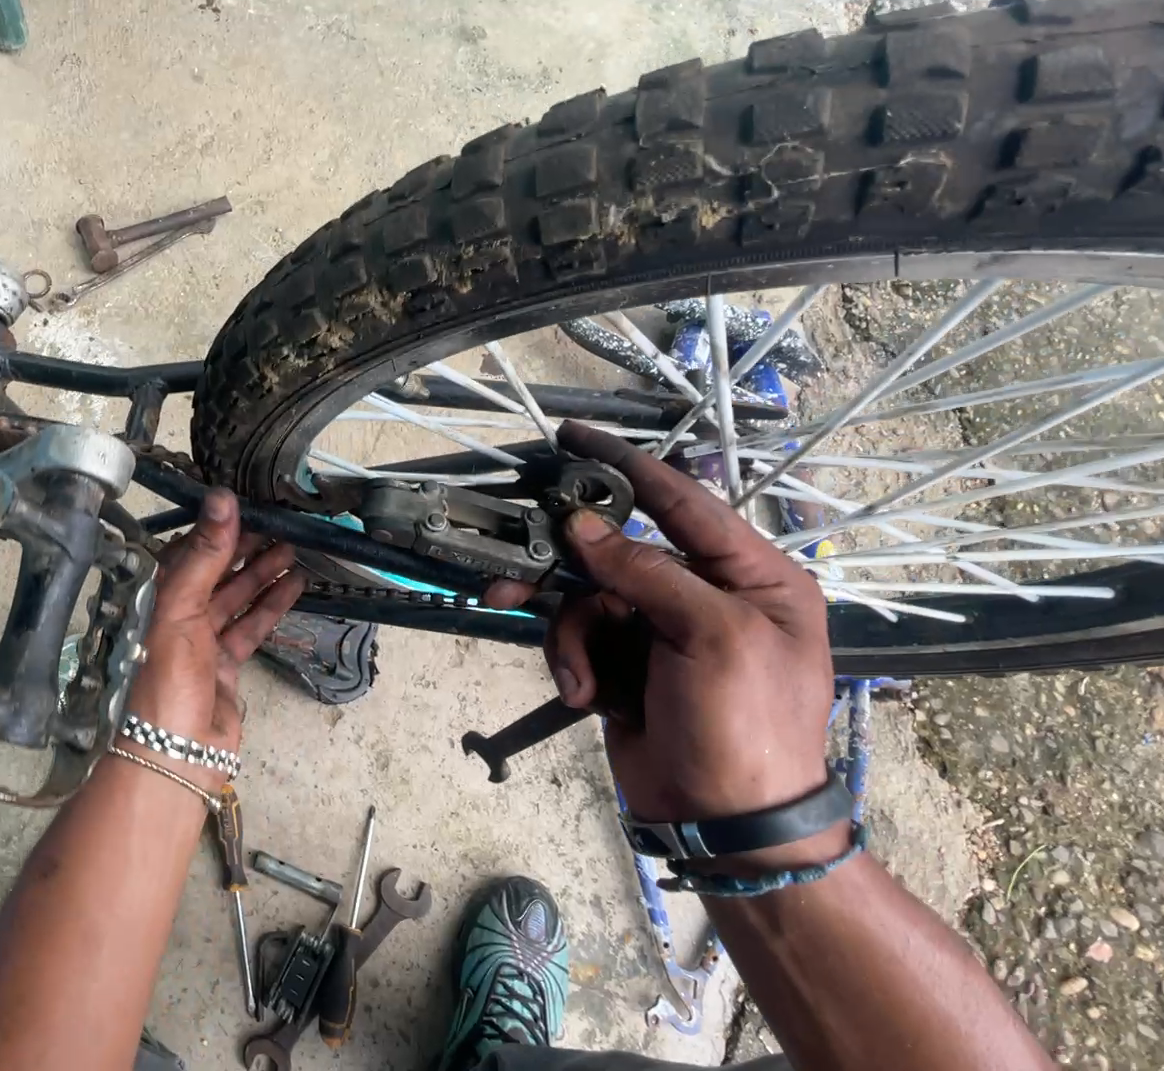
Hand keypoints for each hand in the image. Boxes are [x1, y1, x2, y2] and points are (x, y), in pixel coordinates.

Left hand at [125, 488, 305, 780]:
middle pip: (215, 572)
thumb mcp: (180, 609)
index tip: (250, 504)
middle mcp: (175, 615)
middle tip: (281, 524)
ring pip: (235, 597)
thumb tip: (222, 499)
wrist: (173, 754)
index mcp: (155, 597)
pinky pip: (250, 627)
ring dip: (262, 573)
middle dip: (246, 548)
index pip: (188, 551)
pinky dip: (270, 606)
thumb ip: (205, 556)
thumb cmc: (164, 679)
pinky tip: (293, 585)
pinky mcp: (225, 665)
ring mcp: (201, 641)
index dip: (218, 528)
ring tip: (295, 548)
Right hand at [489, 423, 837, 862]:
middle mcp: (701, 593)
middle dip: (565, 573)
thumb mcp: (711, 636)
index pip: (682, 501)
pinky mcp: (621, 662)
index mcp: (749, 575)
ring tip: (580, 680)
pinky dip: (573, 665)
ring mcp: (656, 630)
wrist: (724, 821)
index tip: (573, 437)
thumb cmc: (744, 722)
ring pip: (583, 601)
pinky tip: (588, 698)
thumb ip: (646, 572)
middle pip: (613, 555)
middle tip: (509, 574)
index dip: (626, 466)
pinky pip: (577, 639)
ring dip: (571, 639)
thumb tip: (580, 526)